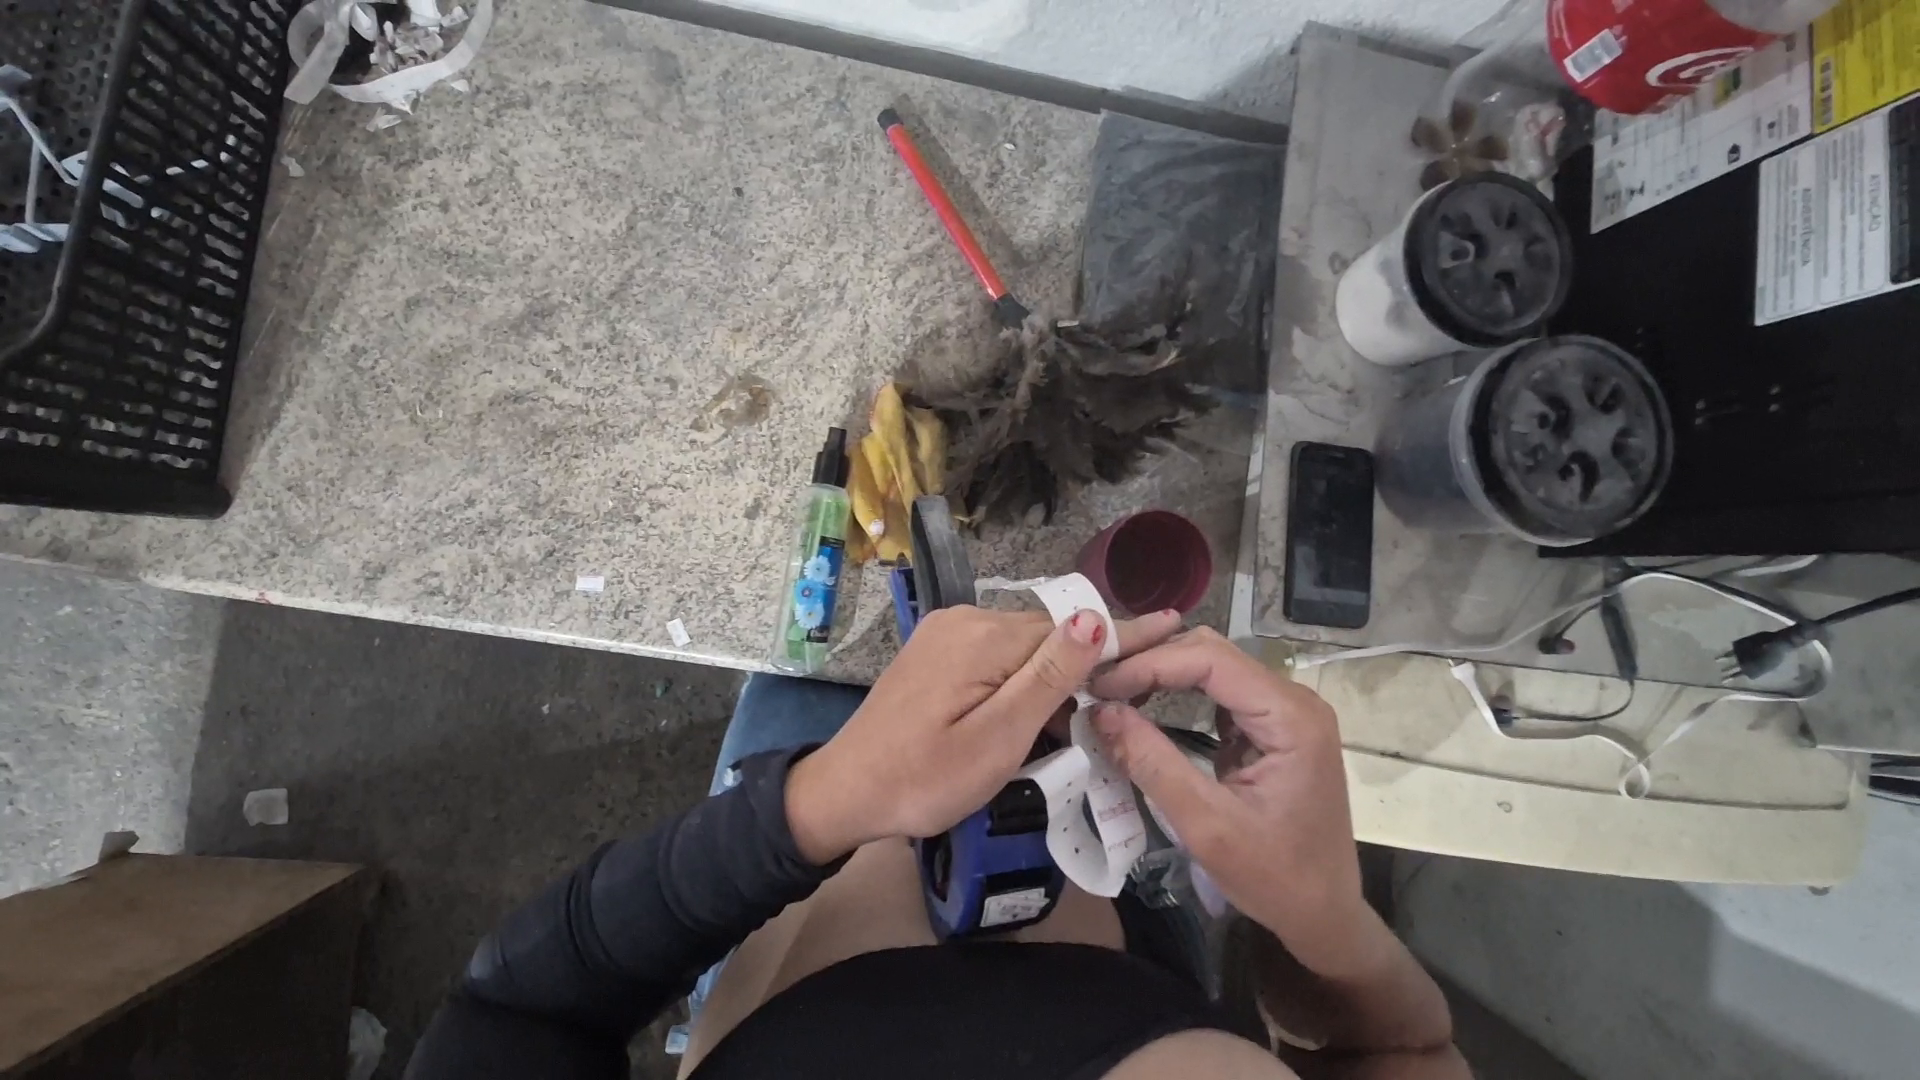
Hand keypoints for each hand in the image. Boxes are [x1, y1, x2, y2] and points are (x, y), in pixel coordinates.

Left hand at [785, 605, 1182, 863]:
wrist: (845, 791)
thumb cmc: (924, 779)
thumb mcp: (998, 737)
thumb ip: (1048, 676)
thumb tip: (1093, 619)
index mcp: (984, 638)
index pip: (1070, 630)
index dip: (1123, 633)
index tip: (1174, 622)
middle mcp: (964, 620)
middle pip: (1045, 638)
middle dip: (1085, 666)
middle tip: (1130, 696)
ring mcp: (944, 633)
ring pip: (1020, 649)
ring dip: (1050, 679)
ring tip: (1079, 717)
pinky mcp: (934, 652)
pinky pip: (994, 657)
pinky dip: (1019, 682)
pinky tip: (1031, 711)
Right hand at [1088, 628, 1372, 975]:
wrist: (1324, 914)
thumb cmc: (1274, 877)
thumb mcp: (1206, 825)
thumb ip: (1152, 763)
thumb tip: (1099, 712)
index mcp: (1291, 717)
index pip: (1209, 659)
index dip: (1148, 664)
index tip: (1098, 686)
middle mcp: (1293, 699)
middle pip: (1211, 652)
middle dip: (1150, 661)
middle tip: (1097, 684)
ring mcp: (1285, 709)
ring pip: (1211, 663)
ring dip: (1160, 670)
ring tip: (1113, 690)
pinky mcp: (1271, 723)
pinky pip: (1217, 687)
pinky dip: (1176, 688)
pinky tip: (1144, 701)